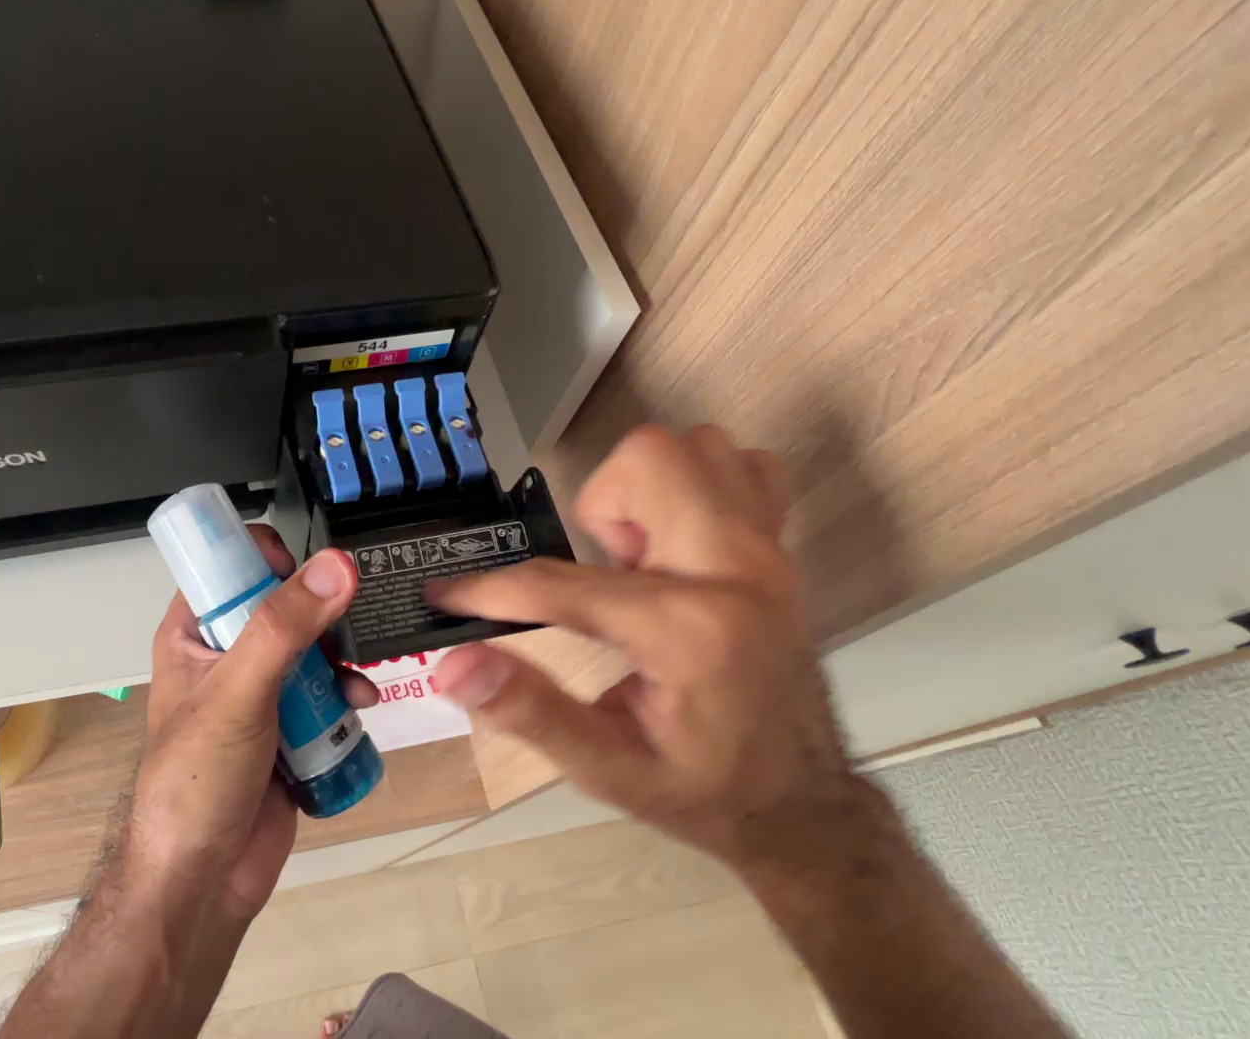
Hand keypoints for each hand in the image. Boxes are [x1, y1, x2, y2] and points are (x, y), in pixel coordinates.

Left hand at [124, 528, 377, 919]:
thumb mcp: (238, 692)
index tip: (312, 567)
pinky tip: (360, 704)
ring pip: (313, 648)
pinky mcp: (290, 726)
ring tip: (355, 676)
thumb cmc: (196, 779)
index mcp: (194, 633)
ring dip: (340, 656)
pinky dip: (346, 694)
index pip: (230, 566)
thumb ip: (284, 627)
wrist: (204, 877)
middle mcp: (227, 655)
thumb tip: (335, 566)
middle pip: (284, 604)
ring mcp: (262, 692)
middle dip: (321, 612)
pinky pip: (327, 692)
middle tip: (346, 622)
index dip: (269, 556)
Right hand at [426, 424, 861, 868]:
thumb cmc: (701, 789)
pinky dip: (697, 486)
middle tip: (600, 572)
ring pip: (694, 447)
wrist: (802, 801)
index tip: (447, 594)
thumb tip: (451, 666)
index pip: (562, 583)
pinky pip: (741, 468)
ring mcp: (767, 550)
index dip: (489, 589)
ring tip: (638, 562)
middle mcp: (734, 571)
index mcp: (686, 632)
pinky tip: (678, 545)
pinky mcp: (779, 547)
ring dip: (645, 492)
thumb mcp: (606, 768)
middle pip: (651, 460)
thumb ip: (529, 711)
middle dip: (600, 505)